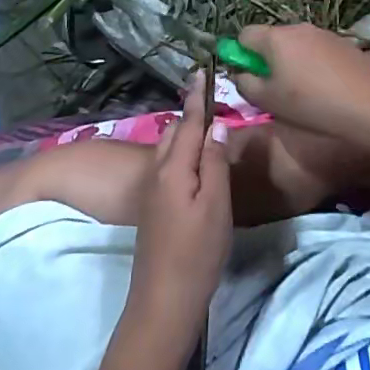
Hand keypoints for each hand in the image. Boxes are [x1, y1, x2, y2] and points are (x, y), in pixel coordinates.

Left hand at [129, 79, 232, 337]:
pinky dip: (181, 152)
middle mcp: (158, 171)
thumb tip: (216, 127)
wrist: (163, 297)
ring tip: (203, 122)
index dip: (197, 97)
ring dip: (184, 131)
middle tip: (208, 95)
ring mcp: (153, 190)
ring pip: (169, 148)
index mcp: (173, 166)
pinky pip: (167, 164)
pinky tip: (193, 160)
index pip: (189, 122)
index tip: (201, 71)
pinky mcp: (154, 206)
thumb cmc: (196, 250)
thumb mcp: (216, 205)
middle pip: (175, 132)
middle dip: (191, 112)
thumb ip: (215, 163)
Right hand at [236, 0, 369, 195]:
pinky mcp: (342, 43)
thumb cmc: (311, 104)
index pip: (244, 34)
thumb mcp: (267, 100)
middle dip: (268, 59)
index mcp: (274, 38)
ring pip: (294, 45)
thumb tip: (242, 73)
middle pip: (271, 38)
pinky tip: (324, 87)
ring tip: (302, 91)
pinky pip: (315, 50)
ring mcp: (322, 33)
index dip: (242, 54)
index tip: (252, 76)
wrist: (369, 105)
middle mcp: (297, 28)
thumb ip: (245, 83)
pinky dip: (312, 64)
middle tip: (275, 88)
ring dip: (291, 62)